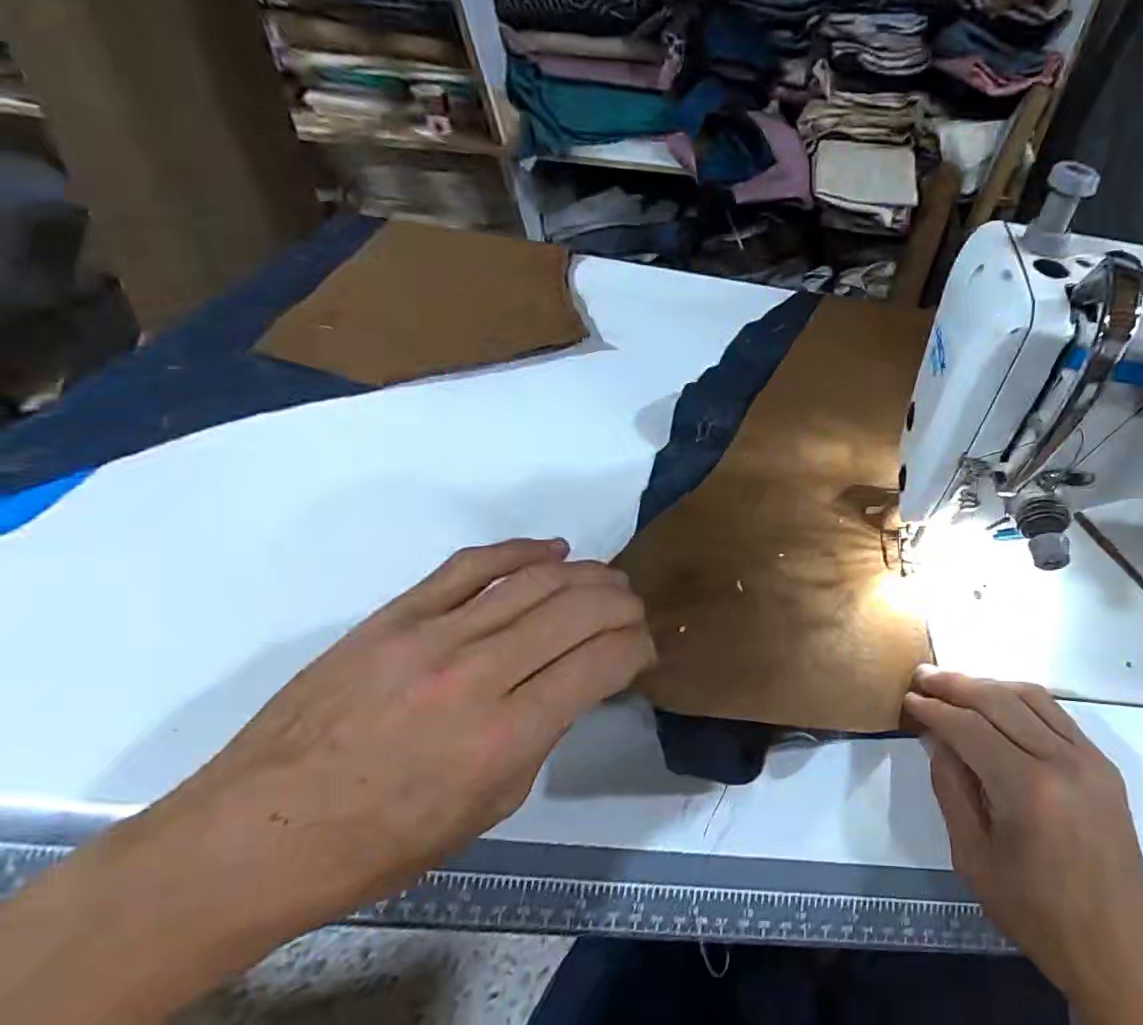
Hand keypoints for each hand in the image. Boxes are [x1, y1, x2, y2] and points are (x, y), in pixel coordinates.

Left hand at [0, 538, 656, 1023]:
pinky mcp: (391, 618)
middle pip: (583, 609)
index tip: (644, 652)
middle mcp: (477, 675)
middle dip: (626, 606)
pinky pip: (471, 565)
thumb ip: (544, 732)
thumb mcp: (493, 804)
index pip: (606, 659)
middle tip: (634, 615)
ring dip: (589, 575)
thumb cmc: (383, 841)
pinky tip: (554, 550)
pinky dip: (522, 550)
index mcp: (507, 734)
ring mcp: (430, 638)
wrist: (248, 839)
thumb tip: (576, 679)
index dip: (640, 647)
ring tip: (607, 583)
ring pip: (538, 579)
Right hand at [903, 669, 1142, 1024]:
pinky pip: (1058, 714)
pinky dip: (1024, 700)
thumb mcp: (975, 859)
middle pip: (1001, 701)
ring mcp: (1088, 755)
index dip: (936, 709)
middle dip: (958, 684)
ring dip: (991, 684)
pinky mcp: (1103, 761)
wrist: (1115, 940)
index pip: (971, 729)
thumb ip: (952, 791)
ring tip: (957, 683)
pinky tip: (1002, 703)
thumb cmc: (1036, 912)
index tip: (910, 697)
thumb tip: (938, 740)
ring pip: (1032, 697)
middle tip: (924, 675)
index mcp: (1027, 789)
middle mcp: (1061, 758)